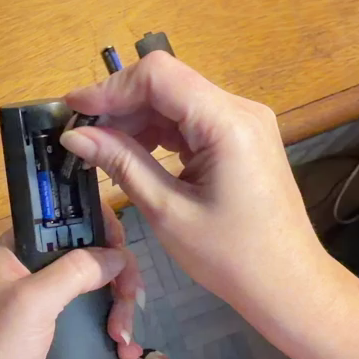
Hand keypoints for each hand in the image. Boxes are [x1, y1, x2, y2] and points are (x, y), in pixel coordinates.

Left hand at [0, 240, 135, 358]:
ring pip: (97, 290)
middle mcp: (31, 271)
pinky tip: (124, 350)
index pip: (62, 221)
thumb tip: (118, 255)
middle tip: (131, 301)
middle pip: (89, 257)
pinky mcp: (57, 332)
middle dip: (116, 279)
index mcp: (16, 252)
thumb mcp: (34, 300)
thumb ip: (76, 270)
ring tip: (123, 339)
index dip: (96, 228)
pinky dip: (113, 331)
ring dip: (119, 310)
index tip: (122, 248)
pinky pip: (94, 319)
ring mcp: (45, 303)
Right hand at [60, 51, 322, 314]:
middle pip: (166, 83)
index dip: (110, 87)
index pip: (159, 75)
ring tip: (99, 150)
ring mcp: (242, 121)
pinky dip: (156, 133)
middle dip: (119, 105)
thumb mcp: (167, 211)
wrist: (286, 283)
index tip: (72, 108)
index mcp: (227, 123)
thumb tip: (74, 134)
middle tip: (80, 135)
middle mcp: (240, 109)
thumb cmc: (230, 256)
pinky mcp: (239, 137)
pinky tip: (130, 156)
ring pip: (174, 100)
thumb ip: (121, 163)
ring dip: (134, 120)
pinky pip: (189, 120)